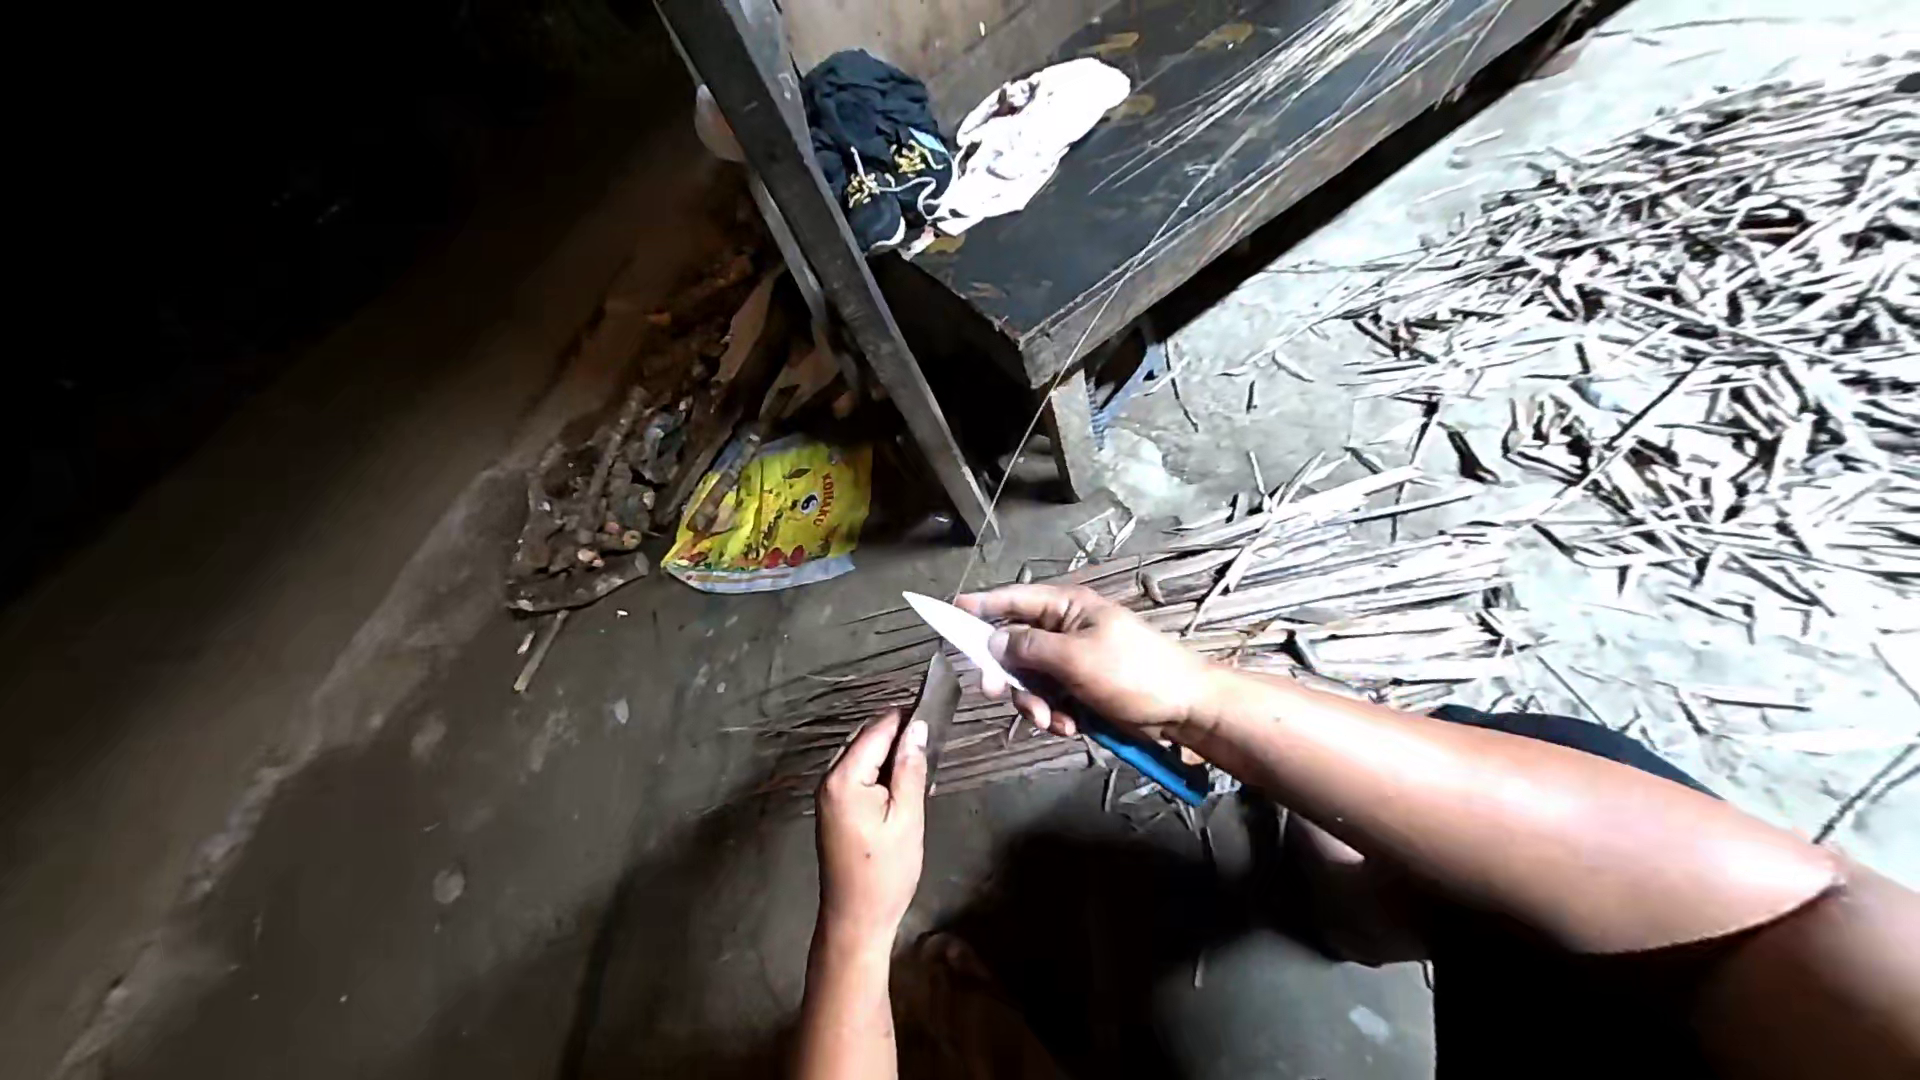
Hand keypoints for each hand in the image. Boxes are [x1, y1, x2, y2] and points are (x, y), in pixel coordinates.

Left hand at [815, 710, 927, 947]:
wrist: (856, 920)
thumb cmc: (886, 871)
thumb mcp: (907, 817)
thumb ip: (911, 767)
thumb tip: (918, 727)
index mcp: (844, 778)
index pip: (877, 729)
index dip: (906, 718)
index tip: (935, 712)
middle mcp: (829, 777)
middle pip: (866, 737)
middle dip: (898, 733)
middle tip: (933, 740)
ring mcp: (827, 792)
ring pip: (862, 752)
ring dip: (890, 751)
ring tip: (923, 759)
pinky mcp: (833, 805)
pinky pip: (857, 771)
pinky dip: (879, 768)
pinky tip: (903, 779)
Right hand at [955, 584, 1219, 740]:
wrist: (1183, 709)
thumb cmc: (1133, 671)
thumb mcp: (1076, 657)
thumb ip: (1028, 647)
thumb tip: (993, 640)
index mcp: (1066, 608)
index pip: (1014, 599)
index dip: (983, 605)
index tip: (952, 612)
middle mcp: (1065, 630)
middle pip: (1015, 646)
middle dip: (1009, 674)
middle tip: (996, 690)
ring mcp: (1072, 662)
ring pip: (1030, 679)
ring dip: (1034, 702)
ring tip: (1052, 719)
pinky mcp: (1080, 689)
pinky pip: (1050, 699)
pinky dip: (1054, 714)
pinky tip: (1069, 725)